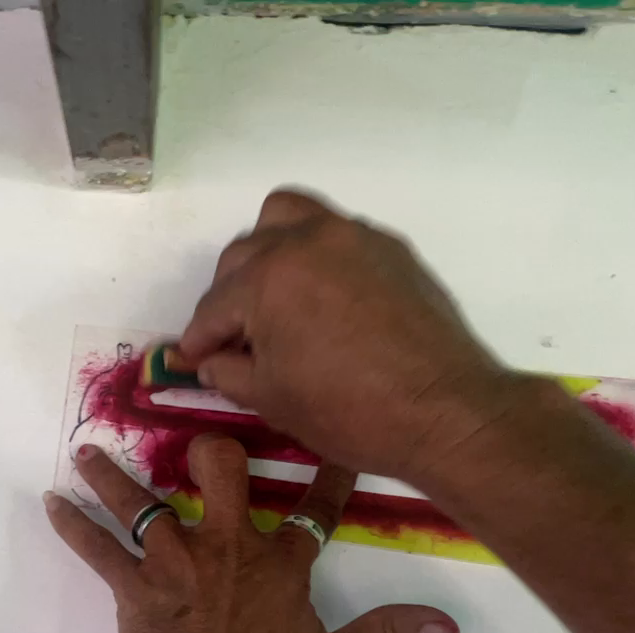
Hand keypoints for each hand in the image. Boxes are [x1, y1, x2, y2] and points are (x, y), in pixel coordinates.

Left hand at [45, 434, 457, 632]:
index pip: (315, 512)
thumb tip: (449, 627)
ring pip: (142, 501)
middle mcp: (227, 550)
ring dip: (112, 474)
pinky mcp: (134, 589)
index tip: (334, 453)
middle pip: (219, 473)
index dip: (328, 480)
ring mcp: (176, 564)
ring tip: (87, 451)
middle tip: (203, 451)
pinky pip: (96, 549)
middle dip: (214, 453)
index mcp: (282, 568)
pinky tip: (52, 503)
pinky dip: (72, 525)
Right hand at [178, 189, 524, 484]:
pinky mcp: (388, 247)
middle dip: (226, 297)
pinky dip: (311, 258)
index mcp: (268, 278)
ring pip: (286, 219)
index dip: (197, 340)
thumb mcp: (270, 400)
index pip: (213, 306)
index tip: (192, 360)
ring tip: (271, 297)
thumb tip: (209, 361)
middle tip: (233, 340)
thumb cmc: (345, 411)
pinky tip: (319, 302)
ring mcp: (352, 236)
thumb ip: (227, 372)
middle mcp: (306, 241)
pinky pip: (332, 234)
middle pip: (242, 254)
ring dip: (265, 253)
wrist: (441, 410)